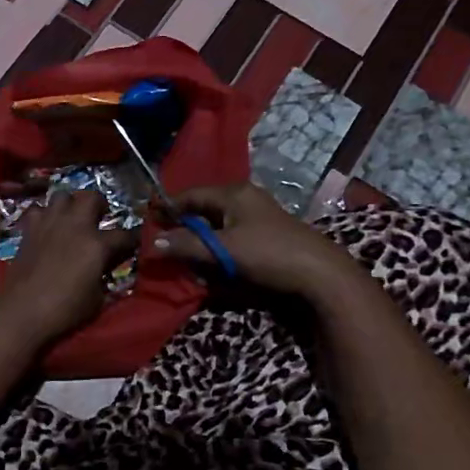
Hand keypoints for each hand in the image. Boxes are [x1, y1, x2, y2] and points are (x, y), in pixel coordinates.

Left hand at [0, 191, 137, 343]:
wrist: (23, 309)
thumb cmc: (64, 309)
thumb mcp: (96, 299)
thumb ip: (103, 276)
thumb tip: (103, 269)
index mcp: (97, 244)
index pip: (123, 235)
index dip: (130, 239)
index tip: (131, 243)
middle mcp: (75, 225)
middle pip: (92, 197)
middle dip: (98, 204)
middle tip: (98, 218)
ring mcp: (50, 223)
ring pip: (62, 195)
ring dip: (69, 204)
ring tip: (70, 218)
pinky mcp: (29, 228)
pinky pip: (37, 209)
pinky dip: (43, 214)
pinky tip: (45, 226)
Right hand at [151, 183, 356, 295]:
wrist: (321, 275)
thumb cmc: (269, 254)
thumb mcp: (223, 250)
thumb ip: (187, 245)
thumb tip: (154, 242)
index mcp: (233, 194)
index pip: (190, 195)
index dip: (168, 206)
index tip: (148, 217)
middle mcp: (245, 199)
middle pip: (204, 209)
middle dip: (183, 225)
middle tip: (164, 240)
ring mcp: (258, 216)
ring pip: (218, 224)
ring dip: (200, 239)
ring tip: (184, 255)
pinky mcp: (267, 235)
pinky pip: (231, 236)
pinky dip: (218, 247)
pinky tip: (212, 262)